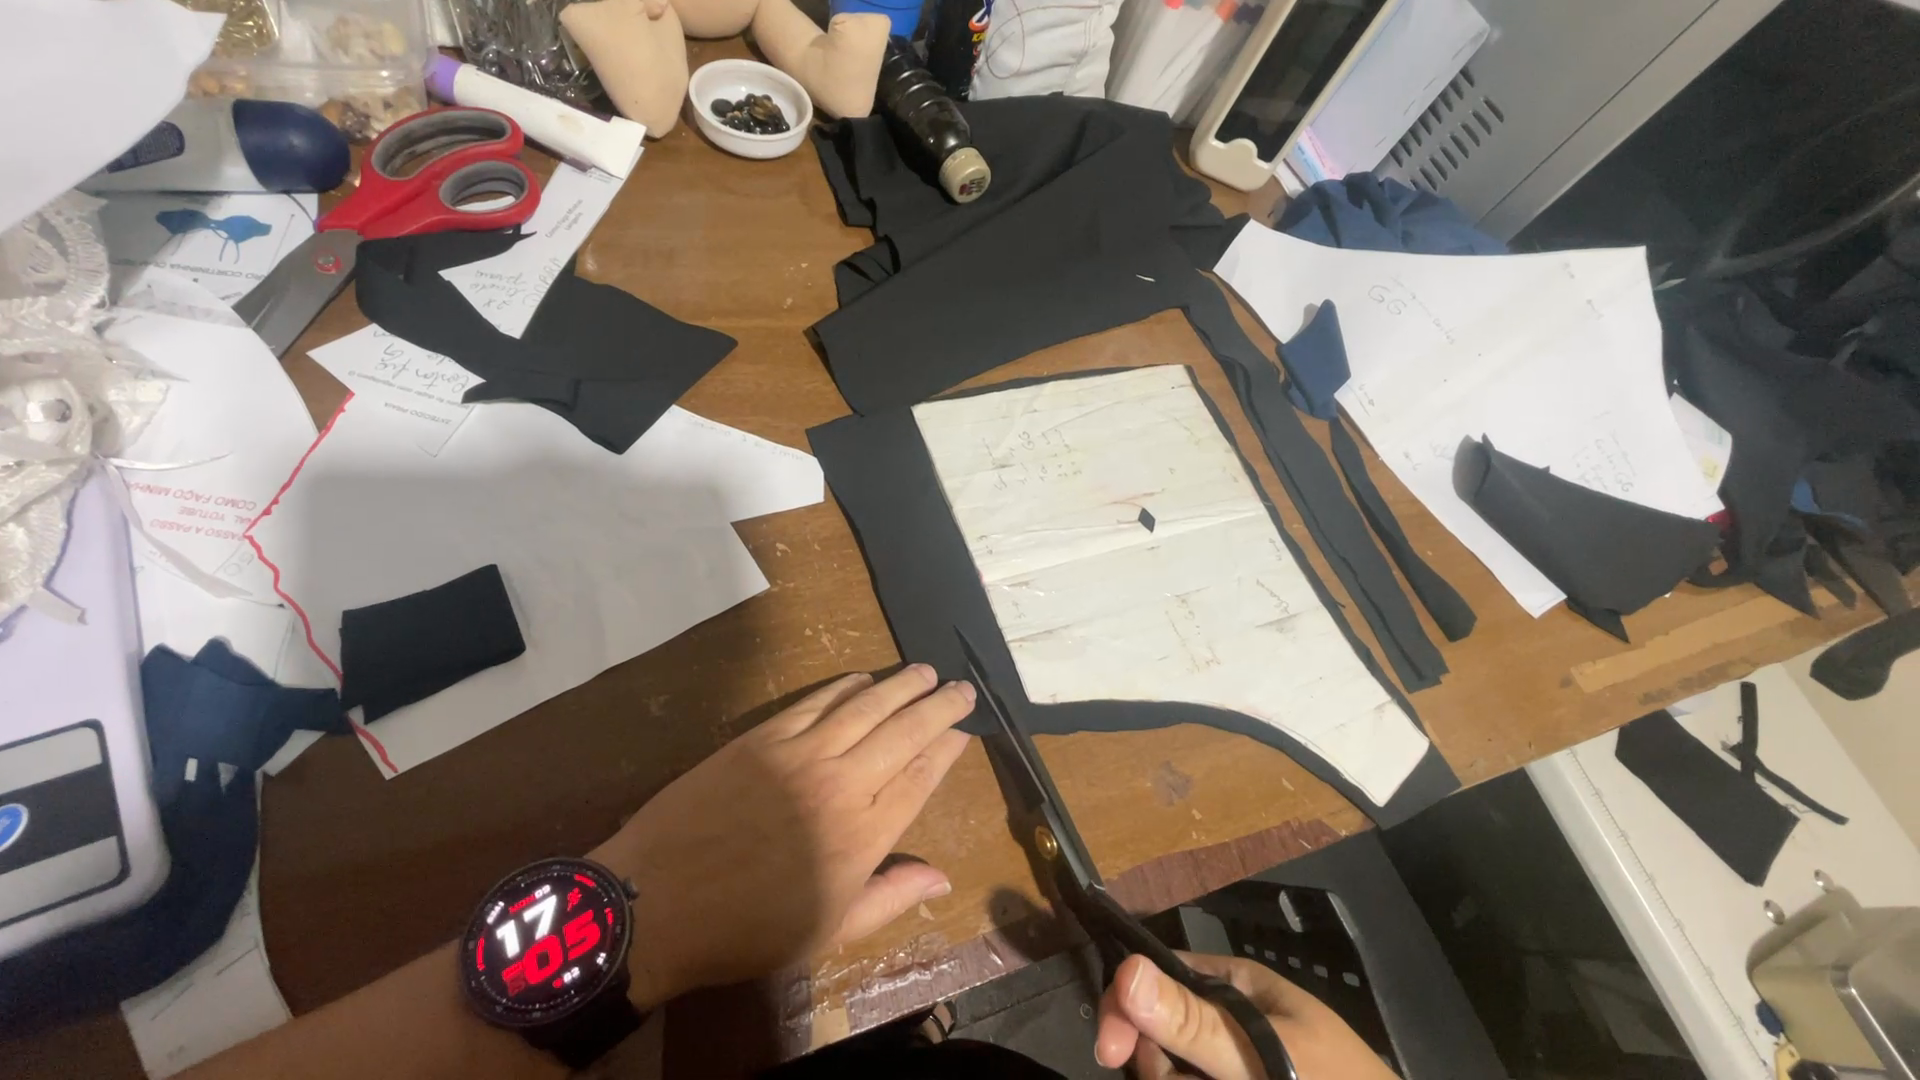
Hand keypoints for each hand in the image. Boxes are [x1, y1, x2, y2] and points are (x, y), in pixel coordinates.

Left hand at [590, 665, 974, 1005]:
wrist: (658, 903)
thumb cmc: (747, 929)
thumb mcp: (828, 933)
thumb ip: (889, 898)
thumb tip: (943, 878)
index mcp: (864, 836)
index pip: (921, 777)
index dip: (947, 748)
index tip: (965, 730)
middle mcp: (843, 784)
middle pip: (904, 732)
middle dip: (939, 706)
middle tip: (962, 687)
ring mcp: (802, 754)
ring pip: (867, 706)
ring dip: (901, 685)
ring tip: (925, 670)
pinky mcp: (763, 737)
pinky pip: (816, 701)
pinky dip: (845, 686)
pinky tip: (863, 678)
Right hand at [1095, 952, 1396, 1079]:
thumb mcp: (1264, 1059)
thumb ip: (1195, 1022)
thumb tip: (1126, 970)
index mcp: (1235, 986)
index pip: (1159, 976)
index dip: (1127, 1007)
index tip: (1111, 1051)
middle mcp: (1228, 1020)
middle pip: (1159, 1031)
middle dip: (1155, 1063)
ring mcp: (1231, 1063)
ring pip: (1172, 1070)